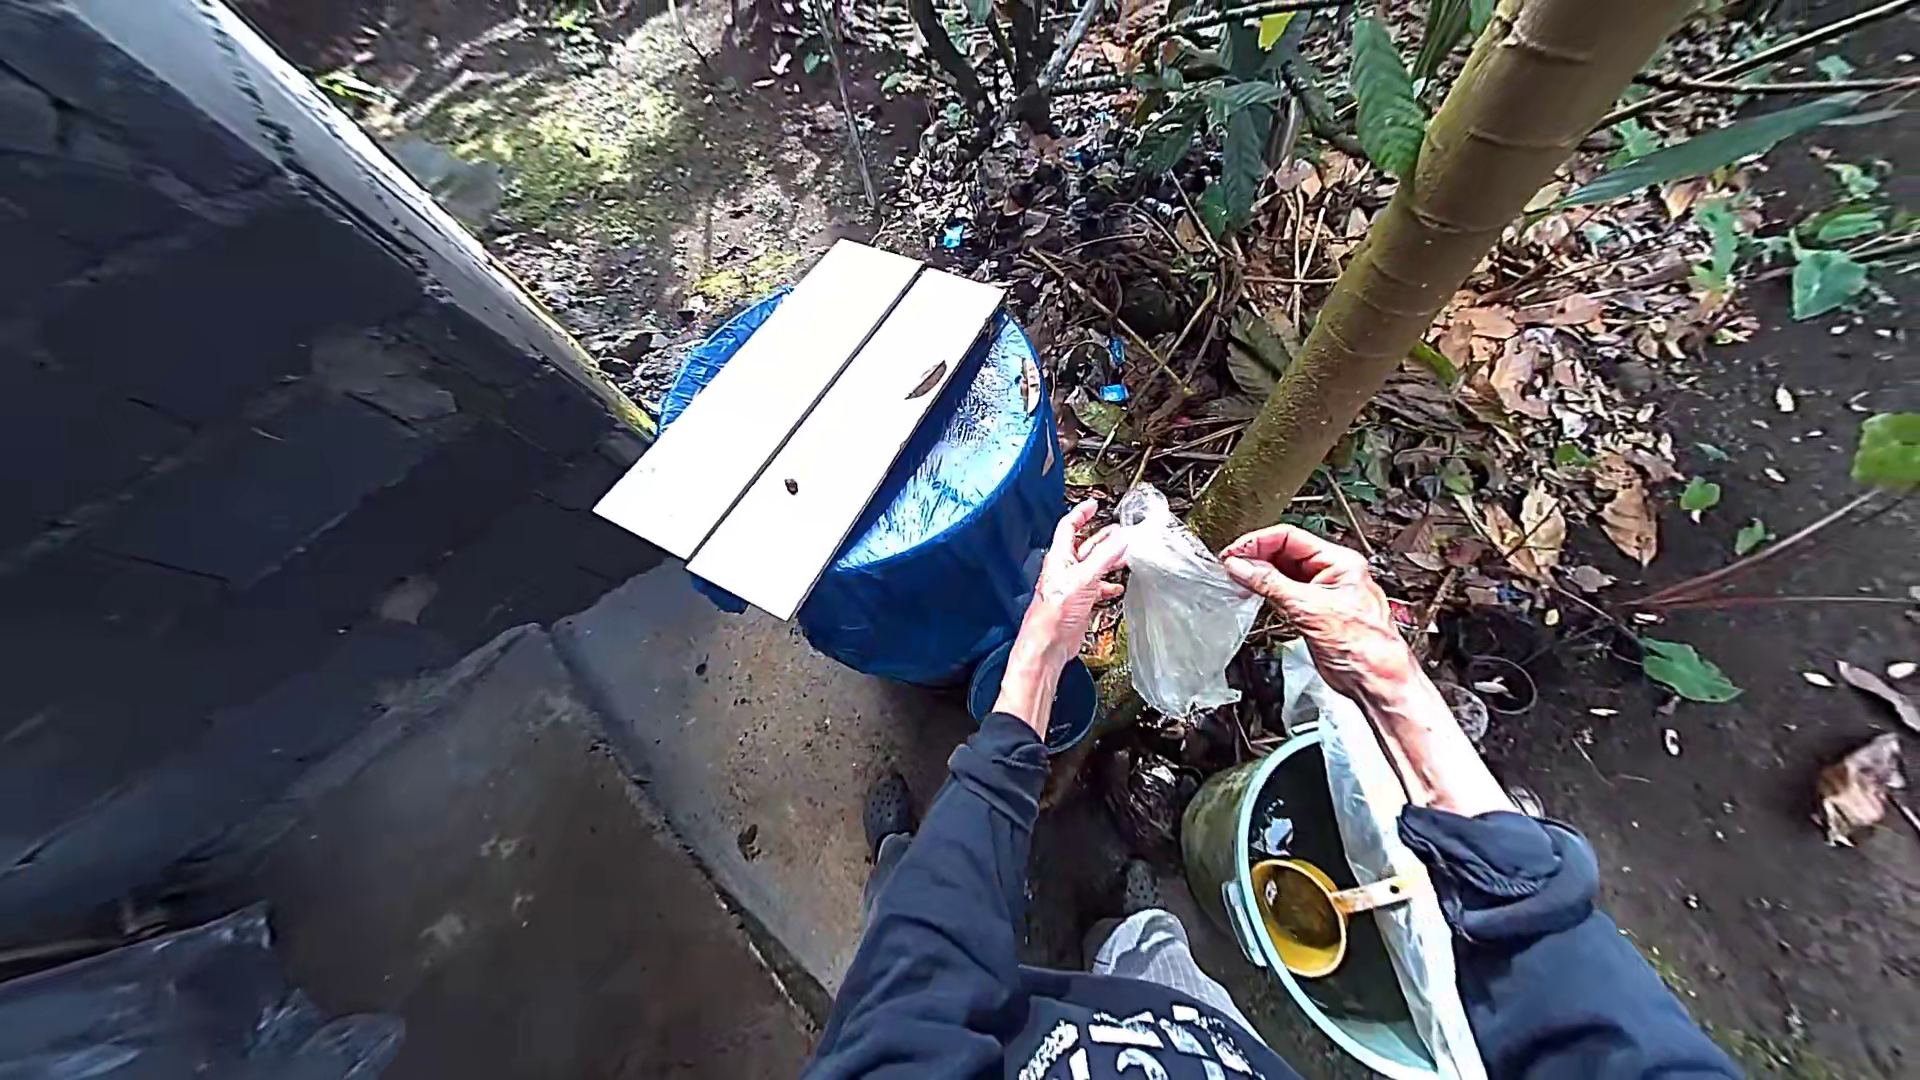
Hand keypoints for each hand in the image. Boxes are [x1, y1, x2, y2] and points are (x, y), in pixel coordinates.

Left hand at [1019, 499, 1128, 669]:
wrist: (1048, 644)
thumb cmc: (1054, 614)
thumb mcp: (1083, 579)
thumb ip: (1104, 557)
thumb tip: (1121, 538)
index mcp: (1059, 557)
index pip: (1069, 527)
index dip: (1081, 513)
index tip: (1094, 504)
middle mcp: (1064, 569)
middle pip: (1085, 545)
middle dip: (1102, 537)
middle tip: (1118, 529)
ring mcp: (1072, 586)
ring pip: (1093, 566)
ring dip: (1108, 560)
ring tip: (1124, 554)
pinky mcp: (1079, 602)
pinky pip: (1096, 587)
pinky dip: (1107, 584)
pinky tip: (1116, 587)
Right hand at [1223, 525, 1513, 816]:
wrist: (1375, 680)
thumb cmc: (1366, 647)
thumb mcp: (1309, 608)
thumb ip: (1270, 584)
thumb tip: (1241, 566)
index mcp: (1340, 563)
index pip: (1289, 537)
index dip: (1257, 543)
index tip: (1234, 553)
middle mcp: (1330, 574)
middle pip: (1283, 551)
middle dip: (1254, 556)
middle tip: (1231, 565)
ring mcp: (1320, 592)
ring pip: (1280, 571)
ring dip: (1257, 573)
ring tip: (1236, 577)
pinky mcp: (1310, 609)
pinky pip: (1281, 590)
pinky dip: (1263, 589)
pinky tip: (1251, 591)